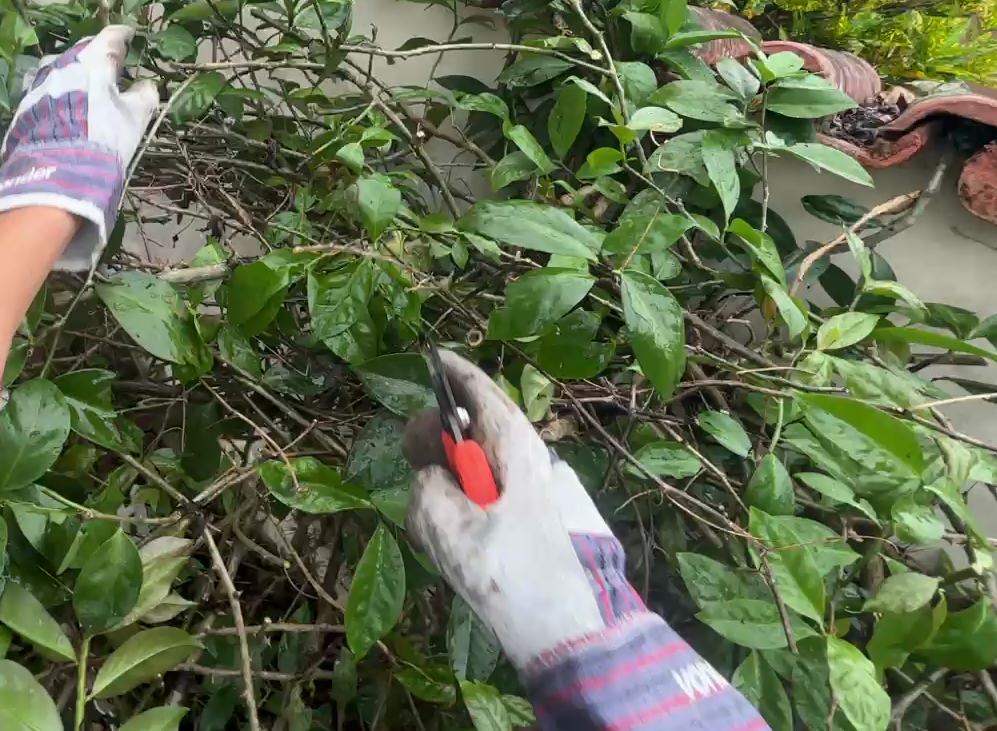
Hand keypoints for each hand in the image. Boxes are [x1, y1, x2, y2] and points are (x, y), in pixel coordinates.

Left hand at [0, 25, 159, 270]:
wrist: (57, 174)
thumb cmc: (104, 139)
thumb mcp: (134, 119)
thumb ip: (143, 97)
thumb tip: (147, 86)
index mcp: (91, 61)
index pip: (110, 37)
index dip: (123, 36)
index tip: (130, 37)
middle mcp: (60, 65)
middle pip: (81, 51)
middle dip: (97, 55)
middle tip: (111, 64)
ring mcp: (38, 85)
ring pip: (59, 69)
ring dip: (74, 73)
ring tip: (85, 86)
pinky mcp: (23, 107)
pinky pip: (44, 91)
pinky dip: (58, 93)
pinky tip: (64, 109)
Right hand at [404, 350, 618, 668]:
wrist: (578, 638)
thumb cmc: (519, 578)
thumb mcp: (454, 533)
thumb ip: (427, 491)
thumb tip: (431, 479)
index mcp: (513, 446)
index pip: (478, 389)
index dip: (451, 371)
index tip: (429, 358)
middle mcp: (524, 456)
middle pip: (468, 423)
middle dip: (436, 440)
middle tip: (418, 465)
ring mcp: (528, 487)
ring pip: (471, 464)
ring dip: (446, 487)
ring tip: (443, 531)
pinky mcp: (527, 516)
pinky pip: (481, 496)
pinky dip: (462, 513)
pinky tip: (461, 546)